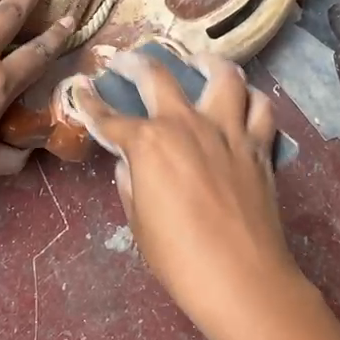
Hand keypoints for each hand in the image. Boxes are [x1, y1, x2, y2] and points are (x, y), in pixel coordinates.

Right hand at [70, 52, 301, 331]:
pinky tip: (244, 100)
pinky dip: (251, 98)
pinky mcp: (259, 146)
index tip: (79, 87)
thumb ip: (130, 182)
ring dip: (207, 63)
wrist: (242, 279)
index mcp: (149, 143)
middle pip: (158, 76)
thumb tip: (131, 163)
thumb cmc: (179, 258)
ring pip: (223, 76)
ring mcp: (227, 131)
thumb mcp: (138, 222)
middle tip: (124, 60)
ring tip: (200, 62)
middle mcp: (186, 124)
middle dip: (134, 62)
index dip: (88, 103)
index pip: (108, 117)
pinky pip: (260, 108)